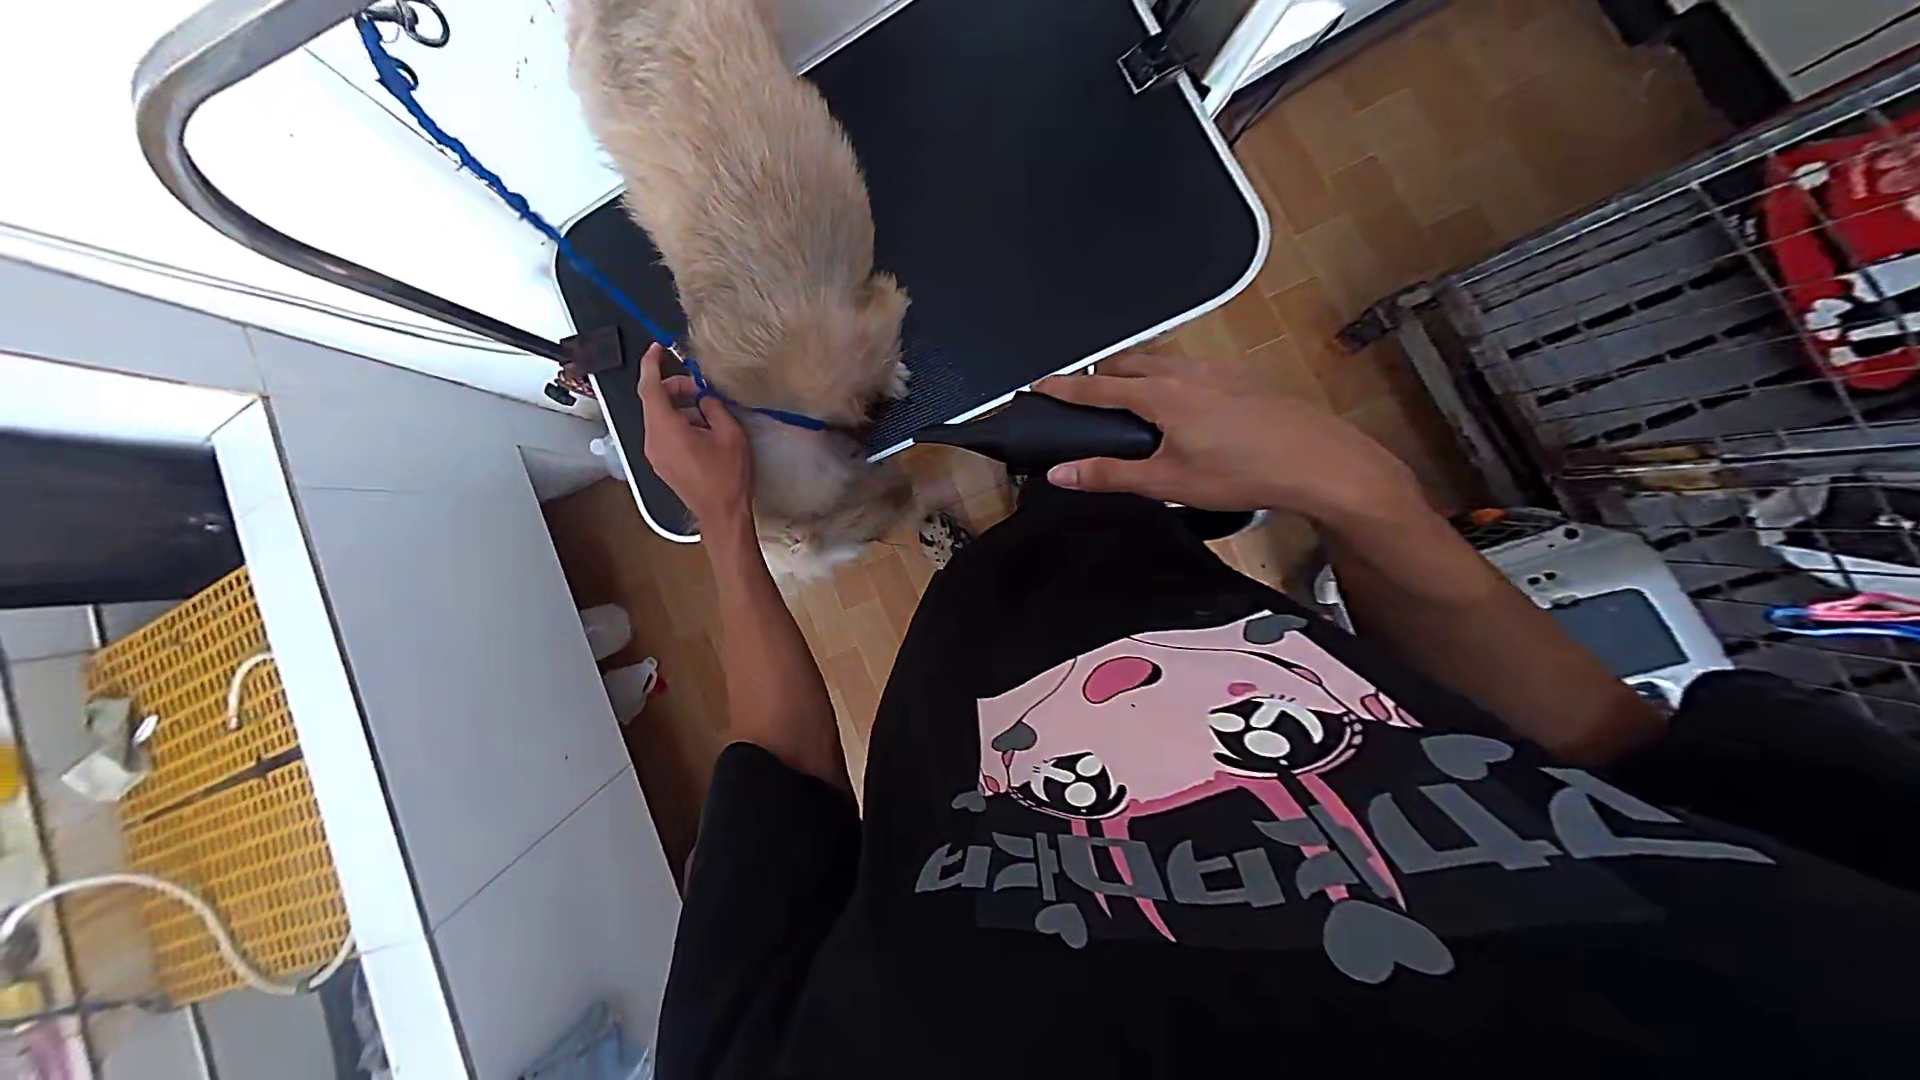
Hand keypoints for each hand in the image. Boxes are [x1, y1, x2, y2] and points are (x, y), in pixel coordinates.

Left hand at [638, 344, 752, 533]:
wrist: (722, 514)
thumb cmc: (728, 477)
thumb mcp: (731, 435)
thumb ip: (714, 408)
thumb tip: (705, 400)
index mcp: (666, 429)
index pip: (649, 388)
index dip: (651, 365)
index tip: (657, 349)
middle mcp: (652, 440)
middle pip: (653, 401)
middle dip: (674, 388)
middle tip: (701, 390)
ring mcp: (654, 454)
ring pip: (658, 418)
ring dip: (678, 407)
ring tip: (707, 414)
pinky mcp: (661, 464)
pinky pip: (663, 434)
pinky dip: (677, 423)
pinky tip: (702, 431)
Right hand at [1035, 348, 1429, 532]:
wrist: (1321, 463)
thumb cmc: (1246, 471)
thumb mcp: (1167, 481)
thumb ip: (1109, 474)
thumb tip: (1063, 473)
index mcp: (1162, 394)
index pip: (1096, 386)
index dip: (1063, 387)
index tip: (1040, 385)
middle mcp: (1188, 372)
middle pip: (1127, 363)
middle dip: (1098, 376)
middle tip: (1083, 398)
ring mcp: (1218, 370)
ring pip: (1160, 361)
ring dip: (1134, 374)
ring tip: (1128, 402)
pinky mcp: (1241, 377)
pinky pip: (1190, 367)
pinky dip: (1168, 378)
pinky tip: (1180, 406)